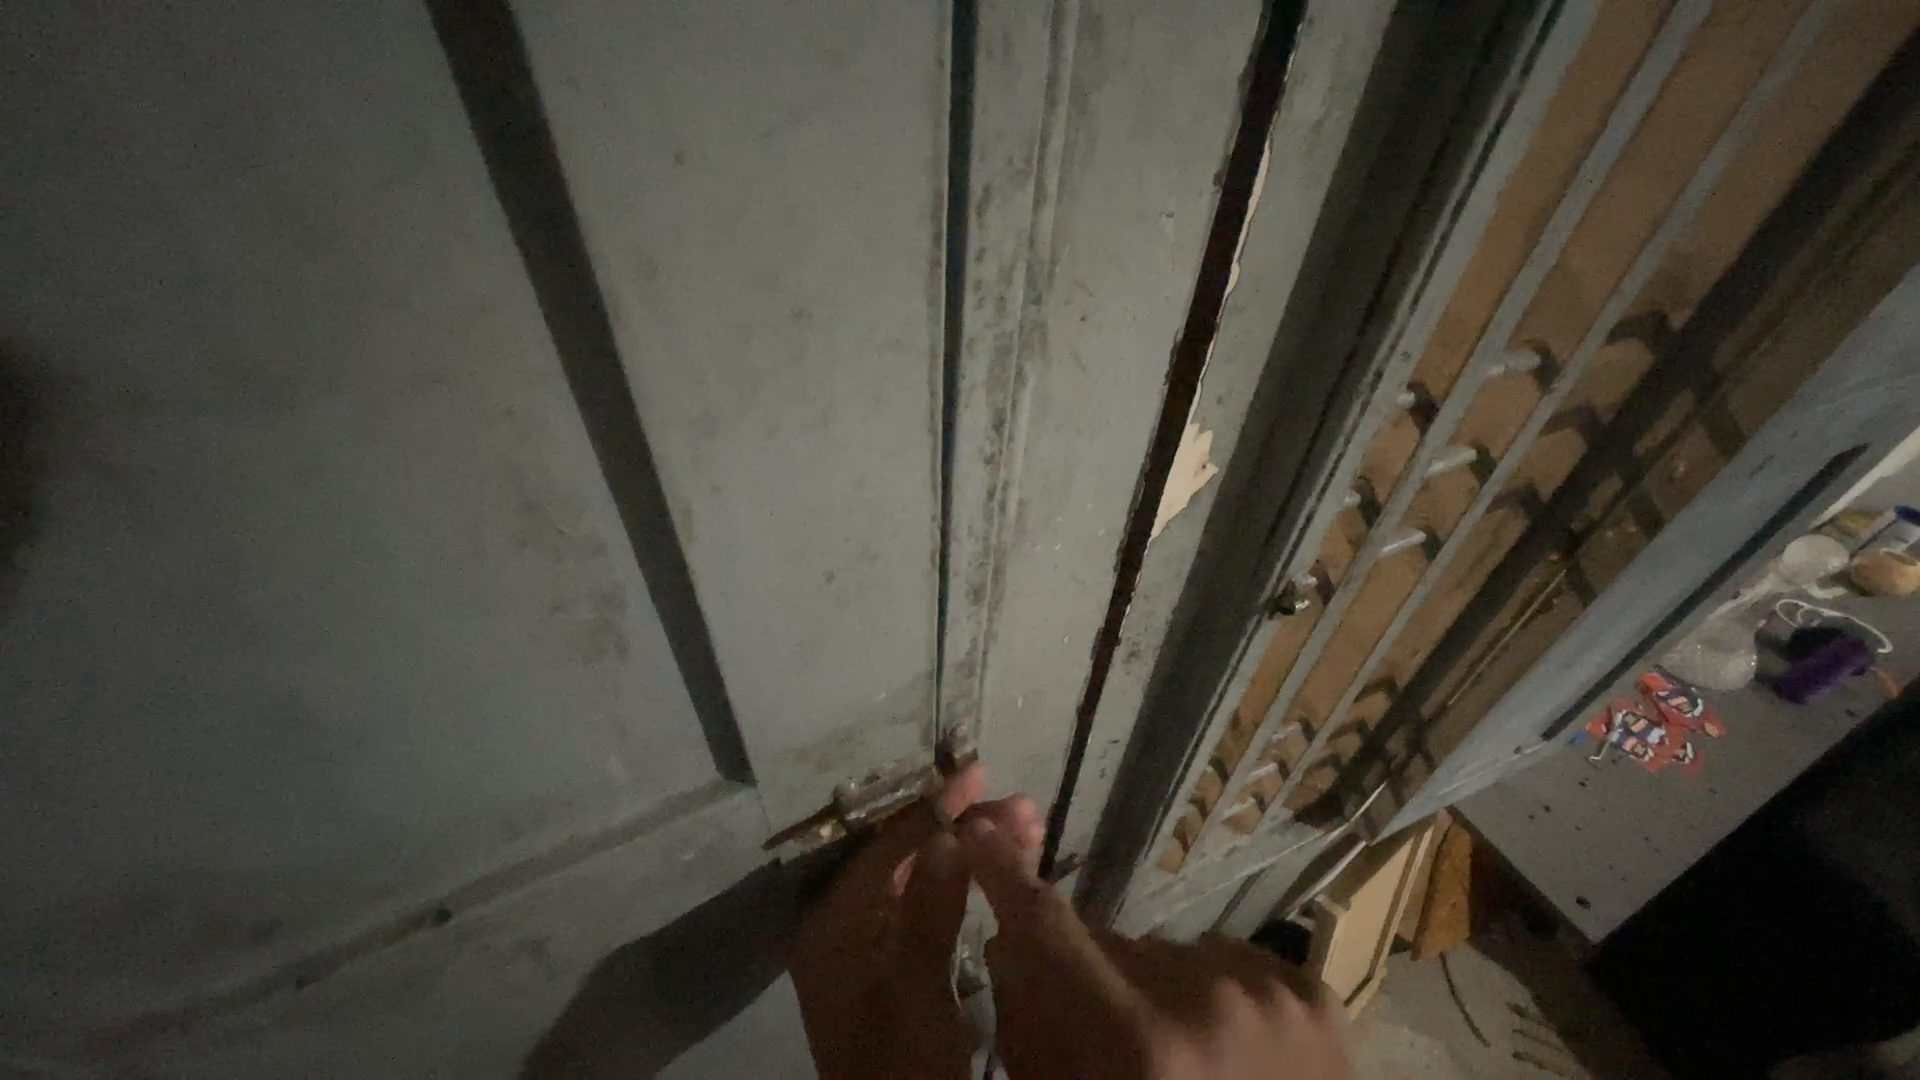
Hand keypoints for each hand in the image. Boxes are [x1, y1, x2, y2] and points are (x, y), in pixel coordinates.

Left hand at [789, 764, 1041, 1078]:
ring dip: (967, 850)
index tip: (980, 775)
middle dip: (961, 827)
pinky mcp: (892, 964)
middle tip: (1018, 807)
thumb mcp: (916, 993)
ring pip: (919, 876)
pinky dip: (961, 884)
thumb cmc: (900, 1070)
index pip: (885, 847)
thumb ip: (930, 908)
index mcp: (832, 926)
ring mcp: (867, 946)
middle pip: (903, 856)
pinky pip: (926, 905)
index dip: (934, 808)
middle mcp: (842, 925)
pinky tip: (994, 866)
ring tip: (1023, 826)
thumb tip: (948, 834)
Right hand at [959, 814, 1351, 1079]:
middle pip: (1114, 946)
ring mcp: (1271, 995)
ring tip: (1183, 1052)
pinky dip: (1218, 990)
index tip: (977, 830)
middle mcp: (1207, 1002)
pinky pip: (1231, 961)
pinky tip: (1229, 1047)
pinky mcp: (1317, 998)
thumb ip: (1030, 1029)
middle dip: (1099, 976)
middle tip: (1116, 1037)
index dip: (1006, 875)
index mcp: (1140, 1046)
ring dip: (1161, 985)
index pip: (1048, 929)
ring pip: (1172, 951)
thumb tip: (1006, 939)